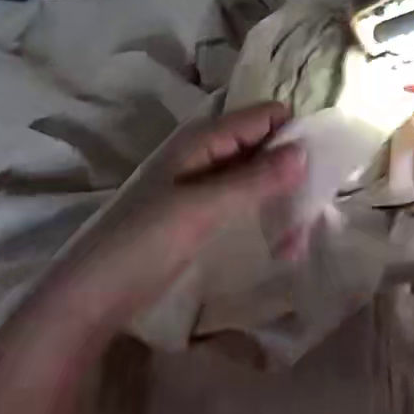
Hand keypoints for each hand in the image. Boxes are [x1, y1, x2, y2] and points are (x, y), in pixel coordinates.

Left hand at [41, 101, 305, 332]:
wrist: (88, 297)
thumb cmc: (144, 242)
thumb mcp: (204, 207)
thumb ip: (256, 178)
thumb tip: (304, 150)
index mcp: (204, 137)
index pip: (264, 116)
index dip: (295, 133)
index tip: (325, 165)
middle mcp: (205, 151)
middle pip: (263, 145)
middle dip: (292, 174)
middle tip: (315, 214)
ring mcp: (200, 183)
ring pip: (255, 178)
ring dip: (280, 203)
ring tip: (297, 245)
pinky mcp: (198, 213)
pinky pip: (242, 203)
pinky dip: (263, 218)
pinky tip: (279, 249)